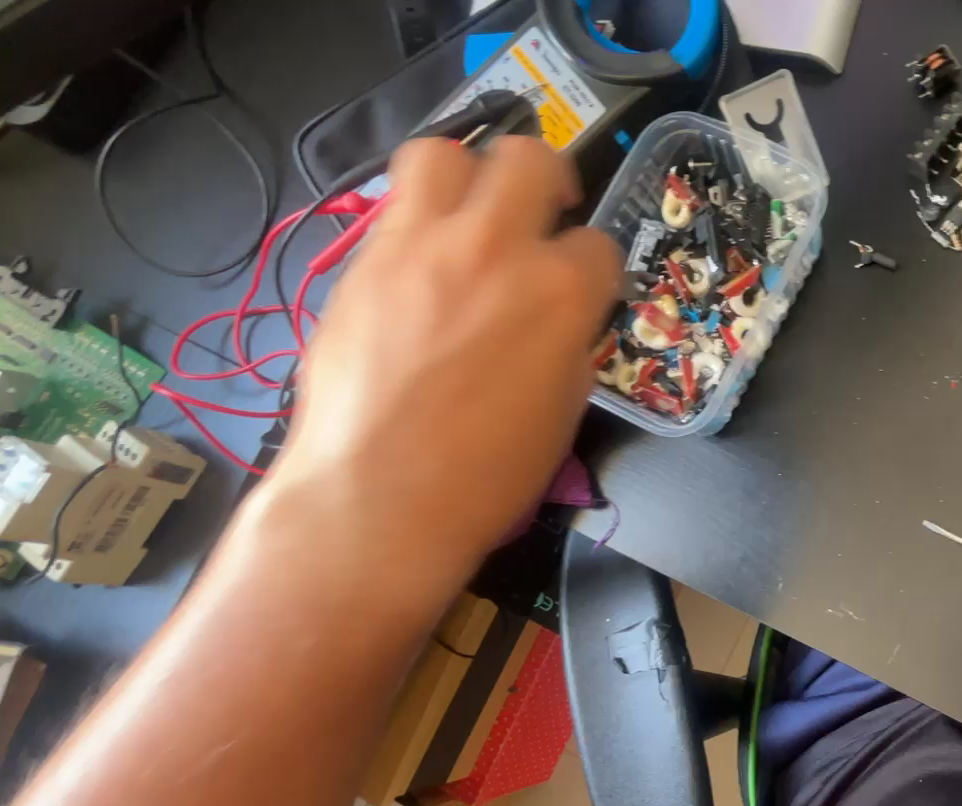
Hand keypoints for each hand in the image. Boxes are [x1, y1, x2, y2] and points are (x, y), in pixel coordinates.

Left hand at [268, 136, 621, 580]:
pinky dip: (420, 222)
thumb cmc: (492, 472)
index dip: (598, 267)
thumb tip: (561, 317)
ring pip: (444, 154)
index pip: (599, 245)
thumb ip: (569, 341)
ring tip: (473, 216)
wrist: (384, 496)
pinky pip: (394, 207)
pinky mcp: (362, 261)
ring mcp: (419, 247)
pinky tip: (426, 267)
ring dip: (470, 176)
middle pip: (528, 161)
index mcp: (562, 295)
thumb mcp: (564, 406)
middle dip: (548, 181)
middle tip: (544, 213)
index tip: (589, 286)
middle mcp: (495, 250)